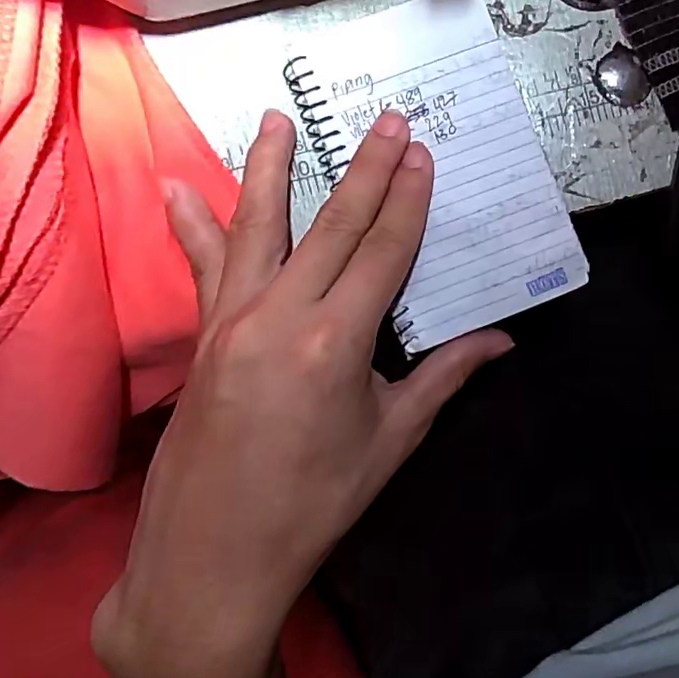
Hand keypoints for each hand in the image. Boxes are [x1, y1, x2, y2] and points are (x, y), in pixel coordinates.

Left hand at [95, 109, 512, 677]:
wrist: (212, 559)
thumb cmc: (316, 502)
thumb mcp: (392, 438)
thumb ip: (444, 375)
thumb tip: (501, 340)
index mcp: (335, 342)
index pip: (383, 250)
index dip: (407, 198)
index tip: (419, 152)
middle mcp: (279, 315)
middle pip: (333, 225)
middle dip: (365, 168)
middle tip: (386, 120)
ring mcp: (232, 320)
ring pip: (258, 227)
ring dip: (271, 167)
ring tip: (276, 118)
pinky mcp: (203, 335)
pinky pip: (204, 268)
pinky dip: (192, 225)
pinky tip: (176, 188)